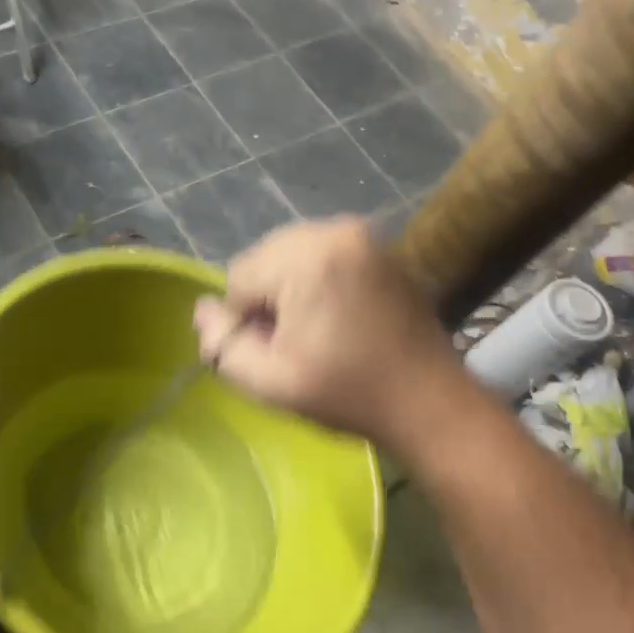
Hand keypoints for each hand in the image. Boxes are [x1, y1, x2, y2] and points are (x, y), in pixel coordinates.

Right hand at [192, 216, 468, 444]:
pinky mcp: (380, 247)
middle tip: (293, 344)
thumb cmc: (348, 394)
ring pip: (291, 255)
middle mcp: (334, 230)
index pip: (239, 278)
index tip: (273, 353)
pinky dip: (318, 282)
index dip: (245, 321)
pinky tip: (336, 319)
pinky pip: (324, 256)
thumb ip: (224, 343)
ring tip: (315, 333)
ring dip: (290, 289)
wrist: (430, 402)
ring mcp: (363, 235)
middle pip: (264, 259)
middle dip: (267, 299)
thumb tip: (203, 311)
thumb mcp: (270, 381)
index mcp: (307, 257)